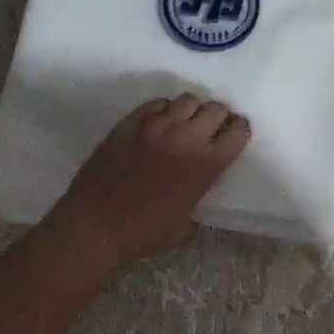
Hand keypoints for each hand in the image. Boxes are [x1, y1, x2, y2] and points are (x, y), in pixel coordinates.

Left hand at [49, 94, 250, 265]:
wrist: (94, 227)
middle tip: (210, 128)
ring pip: (187, 100)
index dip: (238, 131)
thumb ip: (198, 202)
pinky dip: (163, 110)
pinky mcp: (131, 122)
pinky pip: (157, 103)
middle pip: (216, 109)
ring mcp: (156, 126)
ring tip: (183, 123)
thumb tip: (196, 191)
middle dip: (218, 117)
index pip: (238, 131)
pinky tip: (158, 124)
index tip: (233, 135)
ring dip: (191, 111)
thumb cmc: (143, 234)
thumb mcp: (184, 226)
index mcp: (206, 164)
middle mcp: (186, 137)